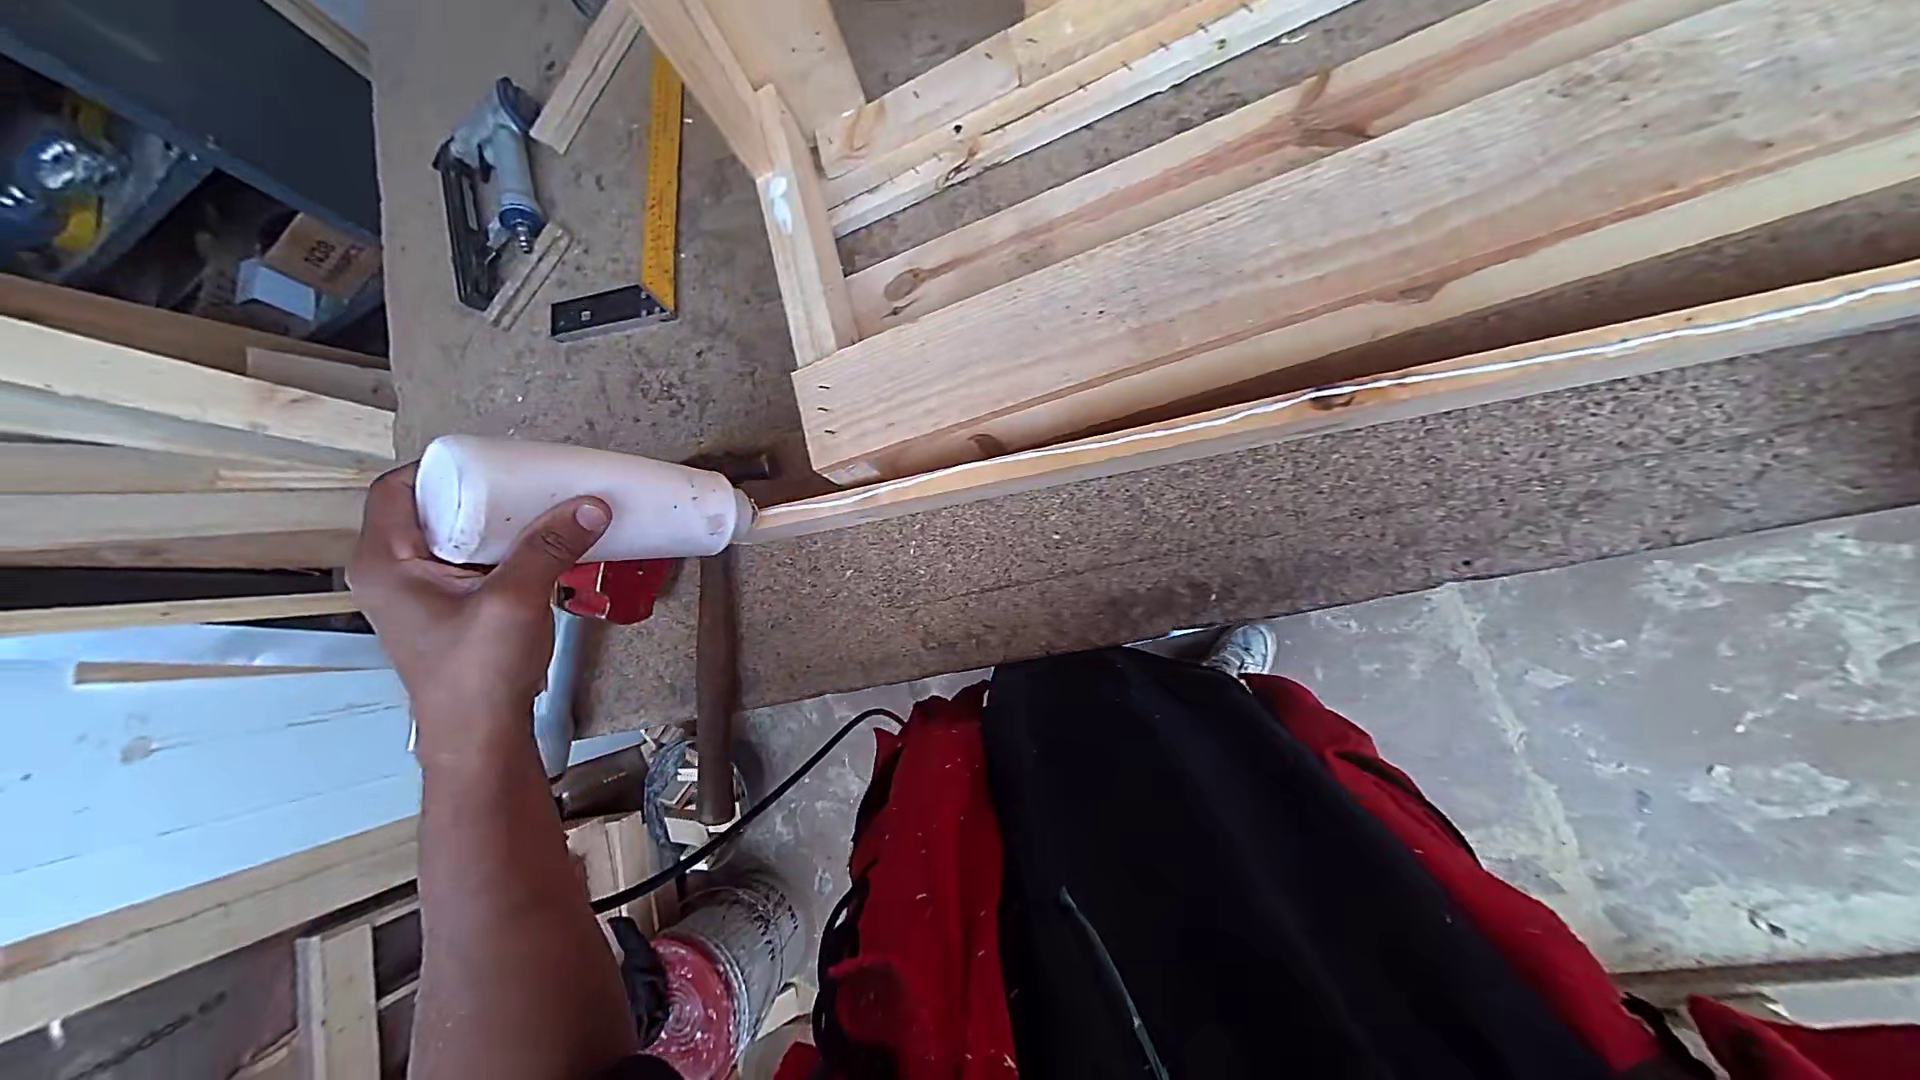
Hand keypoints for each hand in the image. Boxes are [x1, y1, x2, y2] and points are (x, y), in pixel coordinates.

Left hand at [348, 463, 610, 766]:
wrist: (481, 734)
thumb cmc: (478, 670)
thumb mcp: (514, 599)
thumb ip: (550, 548)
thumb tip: (593, 504)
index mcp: (385, 562)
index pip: (397, 488)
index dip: (443, 467)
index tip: (497, 461)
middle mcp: (396, 572)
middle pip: (432, 510)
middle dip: (483, 492)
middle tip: (531, 482)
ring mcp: (424, 594)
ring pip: (459, 537)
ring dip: (501, 522)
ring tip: (545, 511)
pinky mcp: (453, 610)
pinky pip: (478, 562)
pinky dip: (509, 549)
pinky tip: (545, 549)